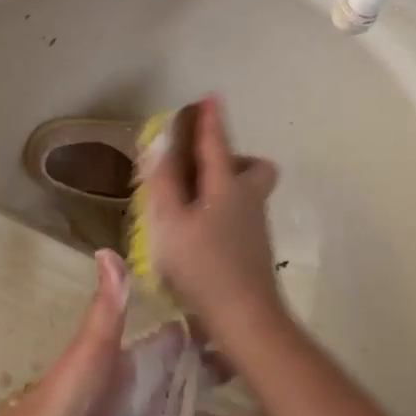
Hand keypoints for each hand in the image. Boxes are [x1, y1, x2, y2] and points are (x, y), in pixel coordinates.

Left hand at [0, 249, 267, 415]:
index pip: (182, 340)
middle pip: (199, 387)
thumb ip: (109, 306)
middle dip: (234, 383)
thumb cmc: (67, 401)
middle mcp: (149, 397)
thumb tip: (107, 249)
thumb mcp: (92, 350)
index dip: (212, 330)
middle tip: (277, 381)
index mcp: (140, 364)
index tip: (253, 321)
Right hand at [143, 97, 285, 333]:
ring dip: (226, 186)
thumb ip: (163, 181)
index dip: (210, 120)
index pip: (217, 143)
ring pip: (249, 192)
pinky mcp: (255, 251)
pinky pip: (242, 215)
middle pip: (253, 168)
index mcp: (227, 186)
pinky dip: (224, 212)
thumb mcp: (170, 222)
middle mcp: (249, 200)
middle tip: (202, 168)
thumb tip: (159, 143)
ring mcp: (256, 227)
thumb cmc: (202, 266)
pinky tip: (199, 232)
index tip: (210, 98)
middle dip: (232, 159)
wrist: (245, 318)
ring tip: (190, 201)